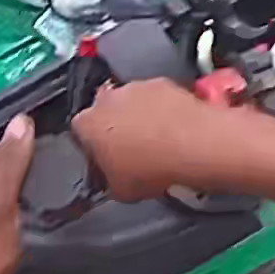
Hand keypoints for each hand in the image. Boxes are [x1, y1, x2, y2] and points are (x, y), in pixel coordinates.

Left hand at [0, 115, 35, 273]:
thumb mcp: (1, 200)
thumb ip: (11, 160)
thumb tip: (23, 120)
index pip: (2, 147)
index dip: (26, 159)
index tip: (45, 176)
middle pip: (2, 163)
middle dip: (23, 175)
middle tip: (43, 193)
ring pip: (2, 181)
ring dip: (20, 190)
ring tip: (34, 207)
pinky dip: (12, 203)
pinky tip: (22, 217)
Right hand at [70, 80, 238, 200]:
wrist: (194, 146)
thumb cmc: (154, 168)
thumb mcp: (121, 191)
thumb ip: (108, 179)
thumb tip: (113, 180)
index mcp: (88, 124)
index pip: (80, 131)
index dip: (93, 145)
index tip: (105, 157)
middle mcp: (107, 98)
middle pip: (104, 110)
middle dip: (115, 125)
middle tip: (131, 147)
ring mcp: (135, 86)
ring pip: (131, 100)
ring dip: (139, 115)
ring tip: (157, 140)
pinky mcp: (162, 82)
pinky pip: (156, 96)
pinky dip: (162, 108)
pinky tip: (174, 129)